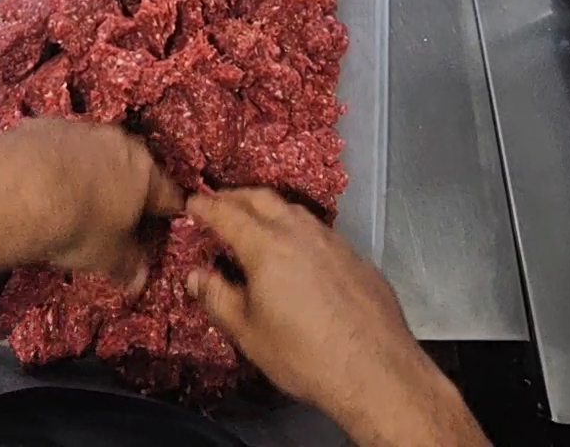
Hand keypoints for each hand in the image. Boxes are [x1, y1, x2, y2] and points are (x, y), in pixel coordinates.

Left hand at [0, 119, 183, 288]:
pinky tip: (42, 181)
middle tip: (113, 215)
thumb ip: (129, 265)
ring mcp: (83, 129)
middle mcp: (119, 142)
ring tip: (72, 198)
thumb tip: (140, 278)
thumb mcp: (107, 258)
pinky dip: (58, 161)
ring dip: (90, 171)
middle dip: (127, 188)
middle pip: (133, 167)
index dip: (166, 214)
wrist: (20, 187)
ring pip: (96, 151)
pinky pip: (61, 145)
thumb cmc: (78, 225)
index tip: (159, 228)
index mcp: (145, 173)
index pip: (169, 195)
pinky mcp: (47, 123)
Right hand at [186, 190, 485, 446]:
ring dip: (267, 208)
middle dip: (234, 197)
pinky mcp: (355, 255)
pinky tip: (297, 253)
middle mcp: (298, 230)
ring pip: (292, 210)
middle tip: (218, 205)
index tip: (191, 205)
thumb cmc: (304, 354)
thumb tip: (194, 275)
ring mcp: (331, 239)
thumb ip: (217, 298)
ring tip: (255, 222)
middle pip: (260, 197)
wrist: (378, 372)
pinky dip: (296, 229)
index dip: (204, 207)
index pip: (226, 213)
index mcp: (266, 245)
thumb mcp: (248, 333)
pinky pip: (317, 230)